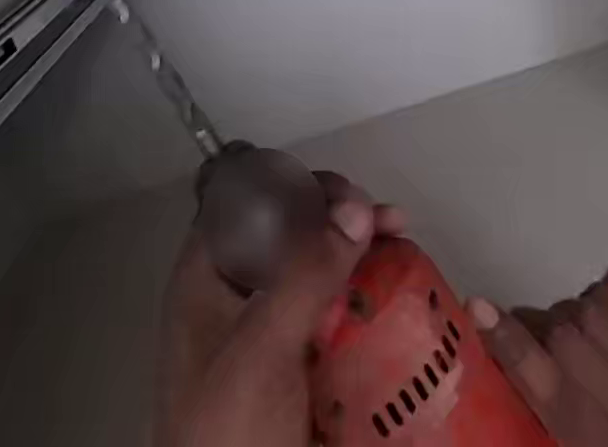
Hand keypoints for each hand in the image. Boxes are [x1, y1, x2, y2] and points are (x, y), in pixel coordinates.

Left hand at [154, 172, 406, 446]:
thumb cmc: (229, 433)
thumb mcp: (261, 351)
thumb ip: (303, 277)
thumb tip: (355, 208)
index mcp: (209, 275)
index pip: (247, 199)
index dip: (292, 185)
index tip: (342, 195)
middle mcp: (238, 289)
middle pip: (287, 223)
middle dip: (336, 210)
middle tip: (381, 216)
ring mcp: (271, 321)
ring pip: (316, 259)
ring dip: (357, 241)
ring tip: (398, 232)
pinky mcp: (301, 353)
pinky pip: (335, 302)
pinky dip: (365, 284)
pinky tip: (394, 277)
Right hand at [468, 265, 607, 446]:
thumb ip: (543, 400)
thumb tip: (498, 343)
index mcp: (595, 440)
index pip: (550, 386)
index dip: (512, 344)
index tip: (476, 307)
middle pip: (568, 338)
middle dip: (540, 329)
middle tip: (534, 343)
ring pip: (598, 311)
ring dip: (573, 313)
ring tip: (575, 335)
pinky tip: (606, 313)